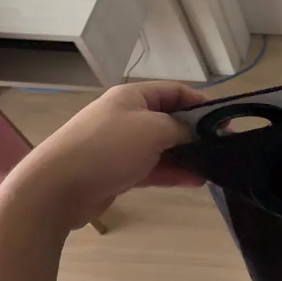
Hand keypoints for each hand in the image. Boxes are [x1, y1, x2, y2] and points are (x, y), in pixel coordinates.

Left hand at [7, 82, 208, 228]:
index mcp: (133, 97)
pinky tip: (196, 181)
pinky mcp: (117, 171)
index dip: (202, 103)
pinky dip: (173, 172)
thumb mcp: (152, 130)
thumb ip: (181, 128)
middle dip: (197, 132)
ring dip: (187, 155)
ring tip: (214, 167)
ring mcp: (121, 145)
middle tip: (223, 147)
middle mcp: (127, 116)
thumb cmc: (106, 149)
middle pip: (170, 119)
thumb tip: (197, 133)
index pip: (175, 91)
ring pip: (163, 146)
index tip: (226, 120)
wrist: (55, 189)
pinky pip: (153, 168)